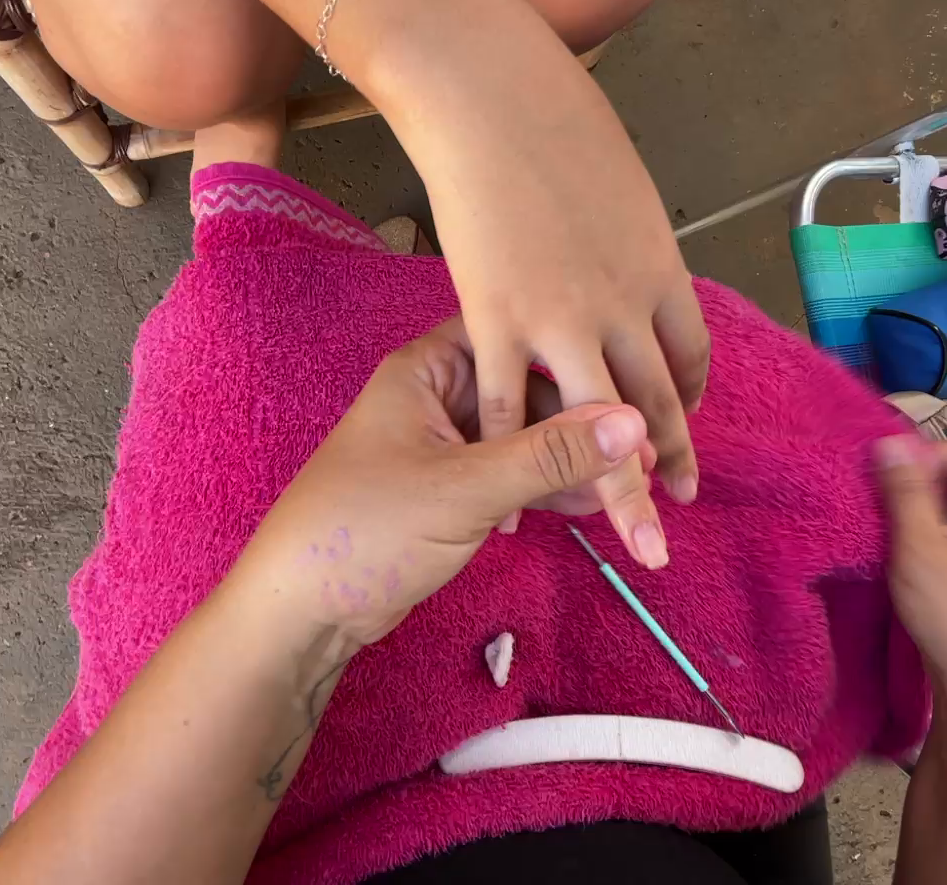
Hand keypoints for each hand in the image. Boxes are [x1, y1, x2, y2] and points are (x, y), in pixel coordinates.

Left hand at [236, 318, 654, 646]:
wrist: (305, 609)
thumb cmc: (370, 528)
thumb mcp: (465, 489)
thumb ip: (550, 455)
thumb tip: (633, 422)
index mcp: (431, 368)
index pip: (515, 338)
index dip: (574, 359)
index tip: (633, 387)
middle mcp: (442, 394)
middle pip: (530, 393)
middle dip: (583, 429)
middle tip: (642, 464)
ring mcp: (451, 442)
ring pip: (527, 438)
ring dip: (572, 464)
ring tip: (630, 493)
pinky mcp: (457, 486)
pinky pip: (515, 473)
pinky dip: (549, 488)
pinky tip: (592, 506)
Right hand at [364, 0, 709, 570]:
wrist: (495, 98)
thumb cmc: (560, 128)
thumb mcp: (622, 189)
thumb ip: (633, 247)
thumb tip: (632, 272)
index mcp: (659, 269)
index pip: (688, 355)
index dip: (687, 402)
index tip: (680, 429)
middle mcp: (623, 306)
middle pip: (654, 403)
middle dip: (671, 465)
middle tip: (681, 516)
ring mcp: (560, 320)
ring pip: (598, 424)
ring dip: (619, 491)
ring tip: (632, 539)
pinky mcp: (496, 321)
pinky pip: (507, 409)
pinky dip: (513, 463)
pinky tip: (520, 510)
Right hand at [875, 435, 946, 702]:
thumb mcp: (921, 550)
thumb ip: (905, 492)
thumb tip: (890, 439)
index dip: (927, 456)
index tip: (889, 479)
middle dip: (917, 483)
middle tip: (879, 503)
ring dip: (919, 510)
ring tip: (887, 528)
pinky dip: (929, 533)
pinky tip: (905, 553)